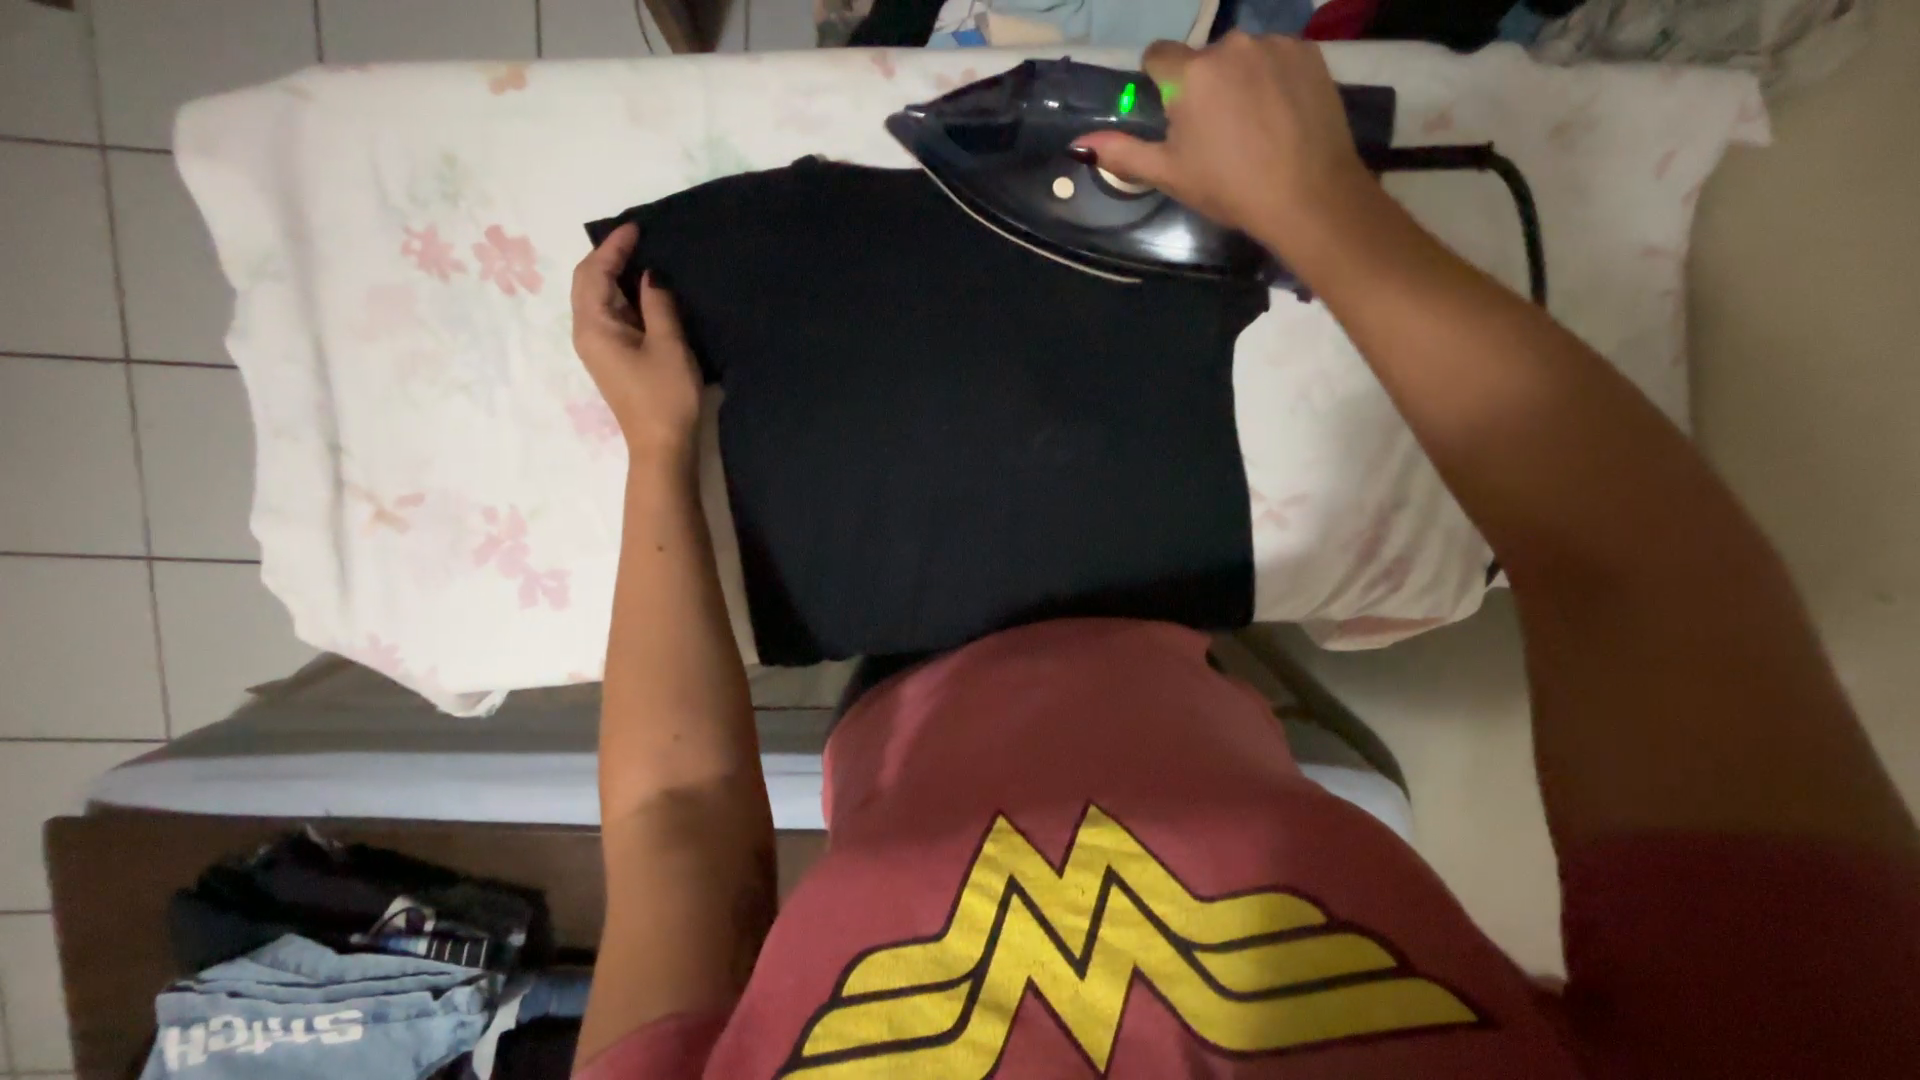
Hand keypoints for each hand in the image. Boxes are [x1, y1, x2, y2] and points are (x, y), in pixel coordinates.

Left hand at [571, 222, 701, 459]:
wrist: (662, 446)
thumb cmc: (666, 396)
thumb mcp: (669, 344)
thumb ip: (658, 304)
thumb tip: (649, 276)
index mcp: (593, 325)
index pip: (593, 272)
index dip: (612, 247)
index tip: (637, 227)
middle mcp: (586, 332)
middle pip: (588, 283)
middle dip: (609, 257)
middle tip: (640, 239)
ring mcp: (598, 347)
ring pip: (598, 299)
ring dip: (616, 276)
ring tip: (644, 259)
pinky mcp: (612, 358)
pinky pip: (611, 316)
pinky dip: (624, 297)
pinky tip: (645, 293)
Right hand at [1075, 34, 1373, 257]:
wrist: (1308, 193)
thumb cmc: (1229, 187)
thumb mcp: (1169, 174)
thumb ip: (1122, 152)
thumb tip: (1077, 144)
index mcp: (1189, 73)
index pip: (1158, 55)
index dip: (1161, 84)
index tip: (1175, 116)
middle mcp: (1230, 45)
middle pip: (1203, 58)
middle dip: (1203, 85)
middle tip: (1217, 133)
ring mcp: (1274, 44)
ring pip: (1242, 56)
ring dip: (1240, 79)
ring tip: (1254, 125)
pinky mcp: (1309, 52)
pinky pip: (1278, 57)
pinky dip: (1274, 79)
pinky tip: (1281, 115)